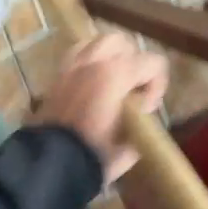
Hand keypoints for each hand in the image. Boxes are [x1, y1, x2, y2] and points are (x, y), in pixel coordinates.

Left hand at [31, 32, 166, 182]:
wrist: (49, 165)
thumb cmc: (94, 156)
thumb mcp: (130, 145)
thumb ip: (141, 121)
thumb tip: (141, 112)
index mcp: (117, 74)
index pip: (153, 63)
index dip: (157, 85)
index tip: (147, 109)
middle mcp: (93, 62)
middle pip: (122, 43)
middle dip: (133, 62)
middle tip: (131, 90)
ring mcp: (70, 67)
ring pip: (96, 43)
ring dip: (109, 58)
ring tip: (111, 83)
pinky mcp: (54, 78)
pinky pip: (74, 56)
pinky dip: (86, 63)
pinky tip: (89, 85)